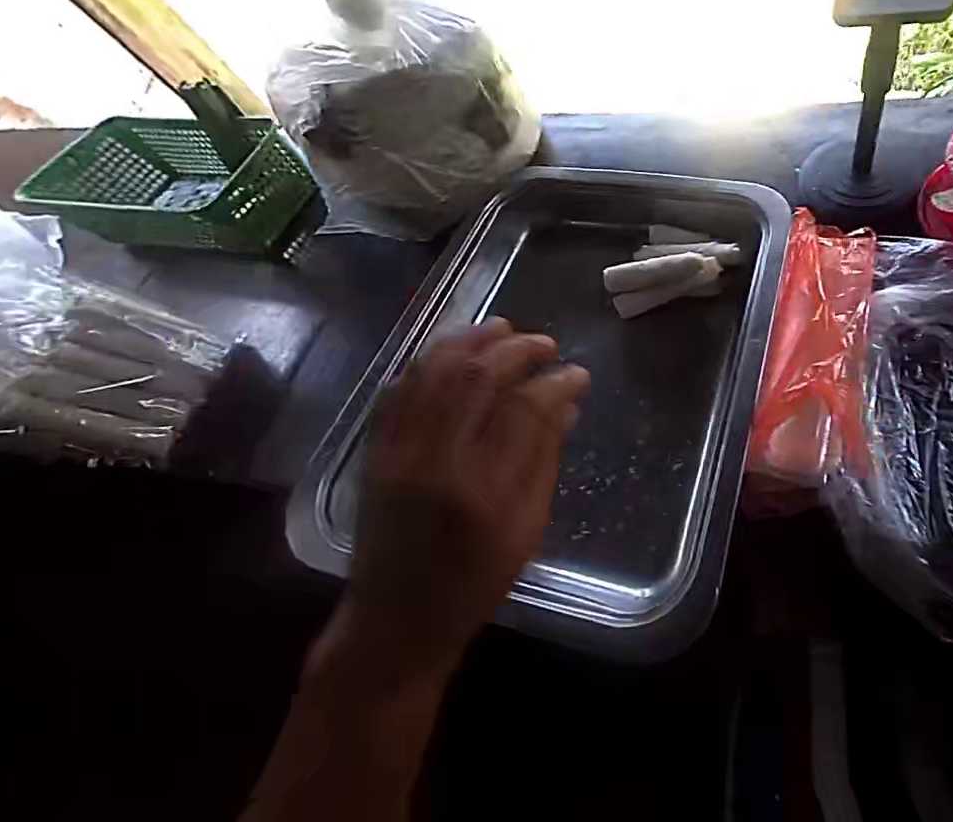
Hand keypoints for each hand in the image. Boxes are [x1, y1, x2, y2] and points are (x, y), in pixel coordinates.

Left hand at [340, 320, 589, 670]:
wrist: (394, 622)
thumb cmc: (475, 581)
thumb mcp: (529, 525)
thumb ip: (545, 457)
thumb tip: (565, 403)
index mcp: (483, 488)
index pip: (525, 409)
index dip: (557, 382)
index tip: (579, 373)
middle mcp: (434, 461)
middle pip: (475, 378)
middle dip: (517, 349)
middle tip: (546, 344)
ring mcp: (396, 453)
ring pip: (431, 372)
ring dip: (470, 341)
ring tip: (503, 329)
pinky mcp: (374, 453)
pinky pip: (398, 389)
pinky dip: (429, 361)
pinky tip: (455, 351)